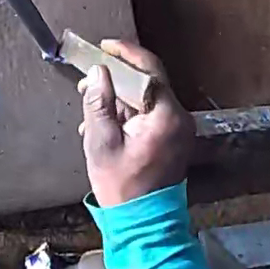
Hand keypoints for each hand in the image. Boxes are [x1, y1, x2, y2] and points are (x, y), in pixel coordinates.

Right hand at [78, 39, 193, 206]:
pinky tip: (105, 119)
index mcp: (165, 116)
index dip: (126, 53)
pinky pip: (149, 111)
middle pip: (149, 80)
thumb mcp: (101, 141)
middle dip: (117, 74)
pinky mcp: (172, 137)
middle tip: (91, 74)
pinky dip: (128, 109)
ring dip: (120, 93)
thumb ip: (99, 102)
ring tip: (92, 101)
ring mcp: (178, 128)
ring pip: (147, 95)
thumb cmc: (122, 186)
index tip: (104, 46)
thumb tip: (97, 71)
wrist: (142, 222)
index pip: (149, 70)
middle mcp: (179, 118)